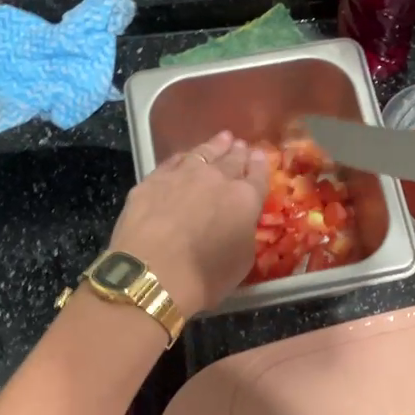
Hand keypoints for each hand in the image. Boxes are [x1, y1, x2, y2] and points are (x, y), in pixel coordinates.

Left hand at [107, 131, 270, 314]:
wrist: (153, 272)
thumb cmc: (205, 276)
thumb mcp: (242, 261)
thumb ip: (244, 234)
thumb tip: (239, 224)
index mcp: (246, 199)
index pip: (259, 175)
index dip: (260, 166)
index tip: (260, 157)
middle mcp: (218, 178)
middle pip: (232, 159)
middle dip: (239, 152)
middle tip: (241, 145)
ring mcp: (183, 174)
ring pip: (204, 153)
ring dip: (215, 145)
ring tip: (222, 138)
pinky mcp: (154, 179)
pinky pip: (174, 160)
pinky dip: (184, 157)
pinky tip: (185, 156)